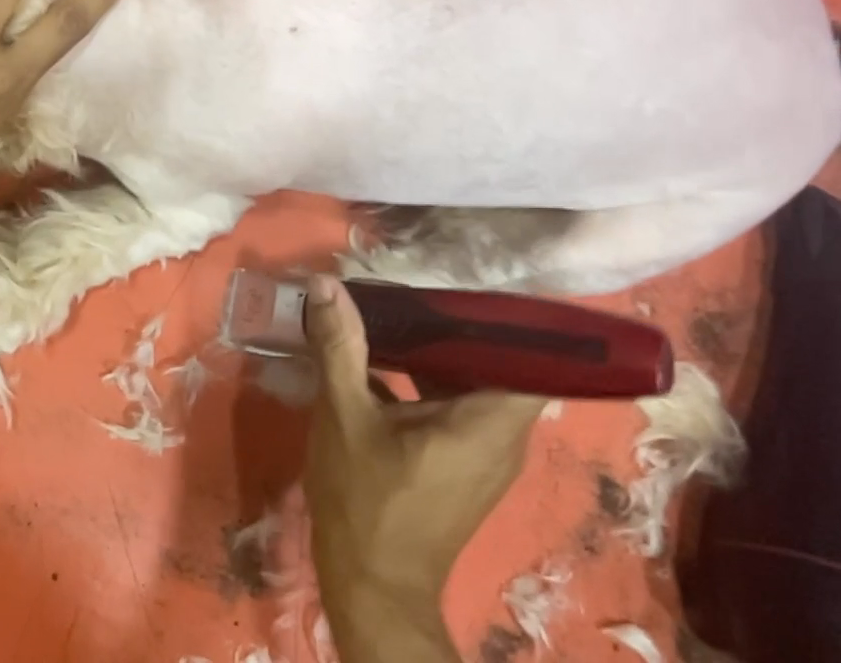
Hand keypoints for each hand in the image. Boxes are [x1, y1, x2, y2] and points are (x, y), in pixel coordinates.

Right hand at [304, 275, 544, 661]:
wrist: (370, 578)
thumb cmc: (366, 497)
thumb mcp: (345, 416)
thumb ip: (339, 348)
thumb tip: (326, 286)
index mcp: (489, 422)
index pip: (537, 358)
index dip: (509, 318)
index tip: (463, 285)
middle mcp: (502, 435)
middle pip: (499, 365)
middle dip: (453, 326)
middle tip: (405, 292)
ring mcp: (482, 453)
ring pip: (472, 385)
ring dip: (434, 353)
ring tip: (385, 318)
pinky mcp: (460, 464)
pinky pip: (454, 407)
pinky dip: (424, 381)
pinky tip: (376, 364)